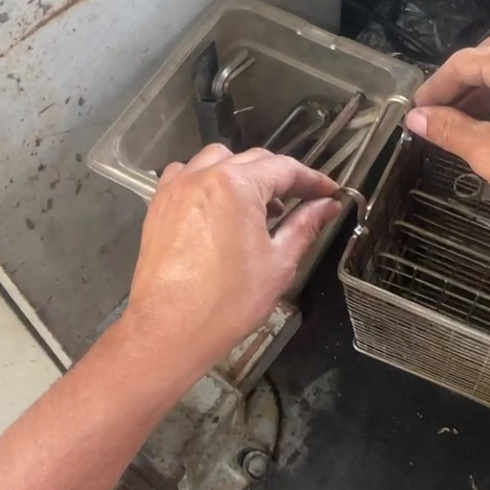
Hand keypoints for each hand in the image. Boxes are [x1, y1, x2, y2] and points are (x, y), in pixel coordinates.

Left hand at [121, 145, 342, 371]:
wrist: (169, 329)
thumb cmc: (227, 301)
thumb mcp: (278, 262)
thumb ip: (305, 226)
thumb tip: (327, 206)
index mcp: (237, 185)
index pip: (284, 168)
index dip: (312, 180)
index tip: (330, 192)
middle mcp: (203, 176)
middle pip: (252, 160)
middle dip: (281, 177)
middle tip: (304, 200)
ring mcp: (176, 188)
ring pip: (217, 161)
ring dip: (244, 173)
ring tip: (260, 206)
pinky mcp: (159, 206)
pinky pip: (188, 176)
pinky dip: (209, 181)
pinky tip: (221, 208)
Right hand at [404, 36, 489, 214]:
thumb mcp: (485, 150)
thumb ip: (448, 129)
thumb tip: (418, 119)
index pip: (462, 63)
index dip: (435, 86)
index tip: (418, 108)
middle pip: (488, 58)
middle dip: (459, 84)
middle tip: (438, 110)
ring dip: (484, 91)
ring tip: (464, 122)